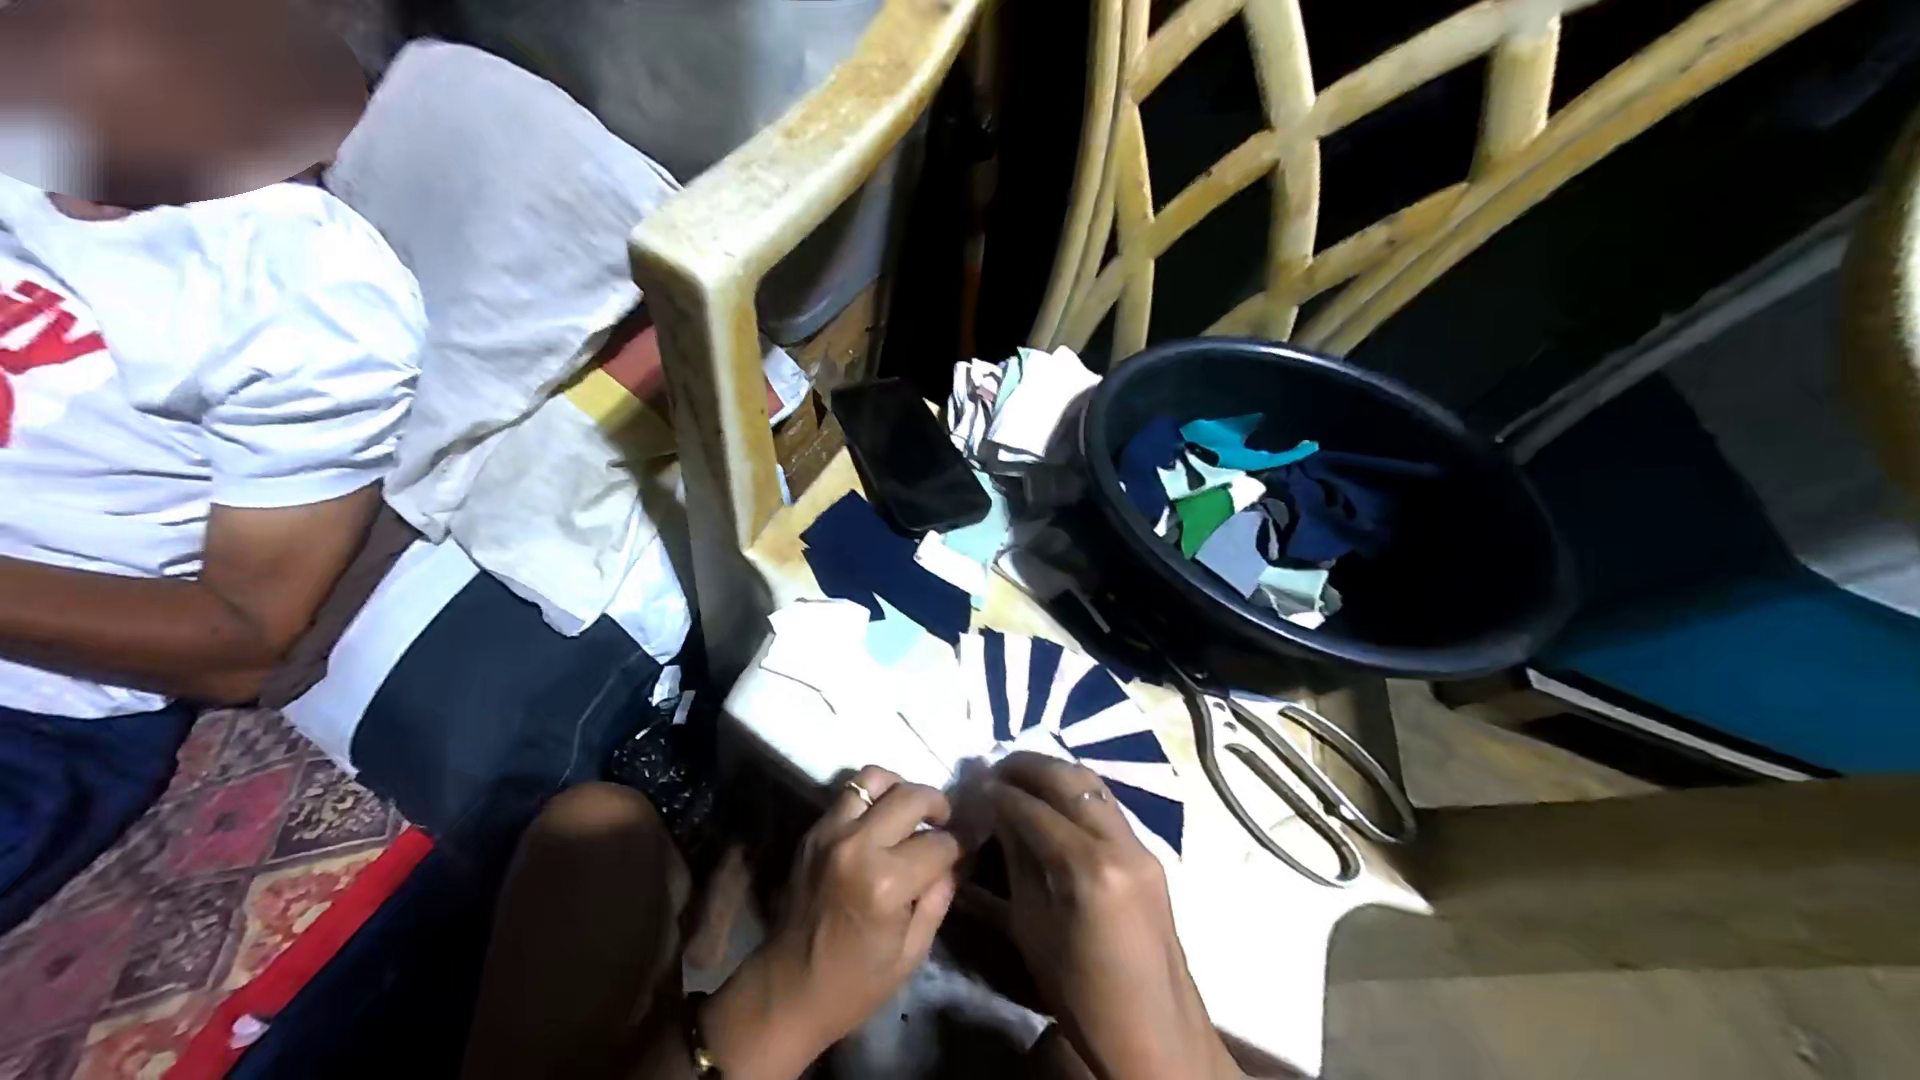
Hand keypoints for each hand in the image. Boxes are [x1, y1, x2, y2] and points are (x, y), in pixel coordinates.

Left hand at [700, 766, 959, 1079]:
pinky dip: (871, 798)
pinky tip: (880, 821)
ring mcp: (831, 833)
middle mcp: (858, 846)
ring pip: (876, 778)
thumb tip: (953, 859)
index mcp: (886, 883)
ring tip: (909, 811)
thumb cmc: (855, 982)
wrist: (787, 989)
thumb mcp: (912, 951)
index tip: (959, 855)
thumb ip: (938, 897)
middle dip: (938, 806)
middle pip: (912, 796)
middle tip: (942, 822)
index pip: (940, 843)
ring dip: (901, 789)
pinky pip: (849, 793)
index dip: (956, 849)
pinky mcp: (813, 831)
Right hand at [990, 753, 1239, 1079]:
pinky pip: (1107, 805)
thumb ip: (1017, 862)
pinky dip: (1076, 792)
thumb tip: (996, 816)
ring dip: (1054, 772)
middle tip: (996, 767)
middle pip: (1069, 780)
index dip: (999, 792)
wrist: (1154, 1032)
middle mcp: (1119, 844)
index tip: (975, 782)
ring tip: (1021, 775)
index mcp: (1087, 869)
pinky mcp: (1150, 853)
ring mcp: (1141, 846)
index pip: (1033, 809)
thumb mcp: (1032, 928)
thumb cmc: (1080, 993)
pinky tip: (1053, 798)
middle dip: (1028, 766)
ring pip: (1093, 784)